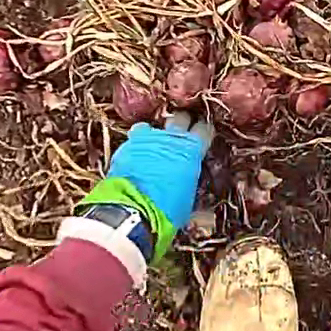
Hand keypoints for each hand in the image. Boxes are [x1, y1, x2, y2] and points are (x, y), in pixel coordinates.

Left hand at [76, 113, 212, 263]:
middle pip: (180, 117)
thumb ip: (192, 191)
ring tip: (154, 146)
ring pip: (152, 126)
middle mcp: (171, 138)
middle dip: (181, 123)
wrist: (128, 214)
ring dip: (154, 134)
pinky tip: (136, 159)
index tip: (203, 138)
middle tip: (180, 136)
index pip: (204, 129)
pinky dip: (136, 147)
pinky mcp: (125, 147)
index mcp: (191, 149)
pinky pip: (134, 140)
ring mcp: (146, 140)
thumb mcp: (187, 203)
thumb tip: (202, 207)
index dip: (204, 132)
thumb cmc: (165, 210)